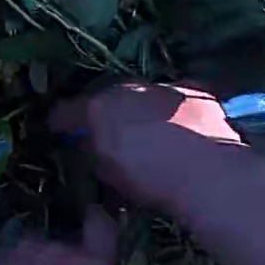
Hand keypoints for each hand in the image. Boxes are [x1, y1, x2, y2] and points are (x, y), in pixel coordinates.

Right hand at [51, 83, 248, 212]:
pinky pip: (173, 102)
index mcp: (99, 105)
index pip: (70, 109)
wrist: (209, 174)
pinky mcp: (200, 95)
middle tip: (99, 130)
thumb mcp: (107, 172)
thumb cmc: (148, 177)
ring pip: (141, 96)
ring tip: (139, 131)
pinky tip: (173, 130)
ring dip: (136, 109)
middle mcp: (130, 87)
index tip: (54, 129)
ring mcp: (166, 88)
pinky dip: (168, 114)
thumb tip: (84, 143)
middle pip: (107, 97)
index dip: (60, 120)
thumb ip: (91, 152)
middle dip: (101, 111)